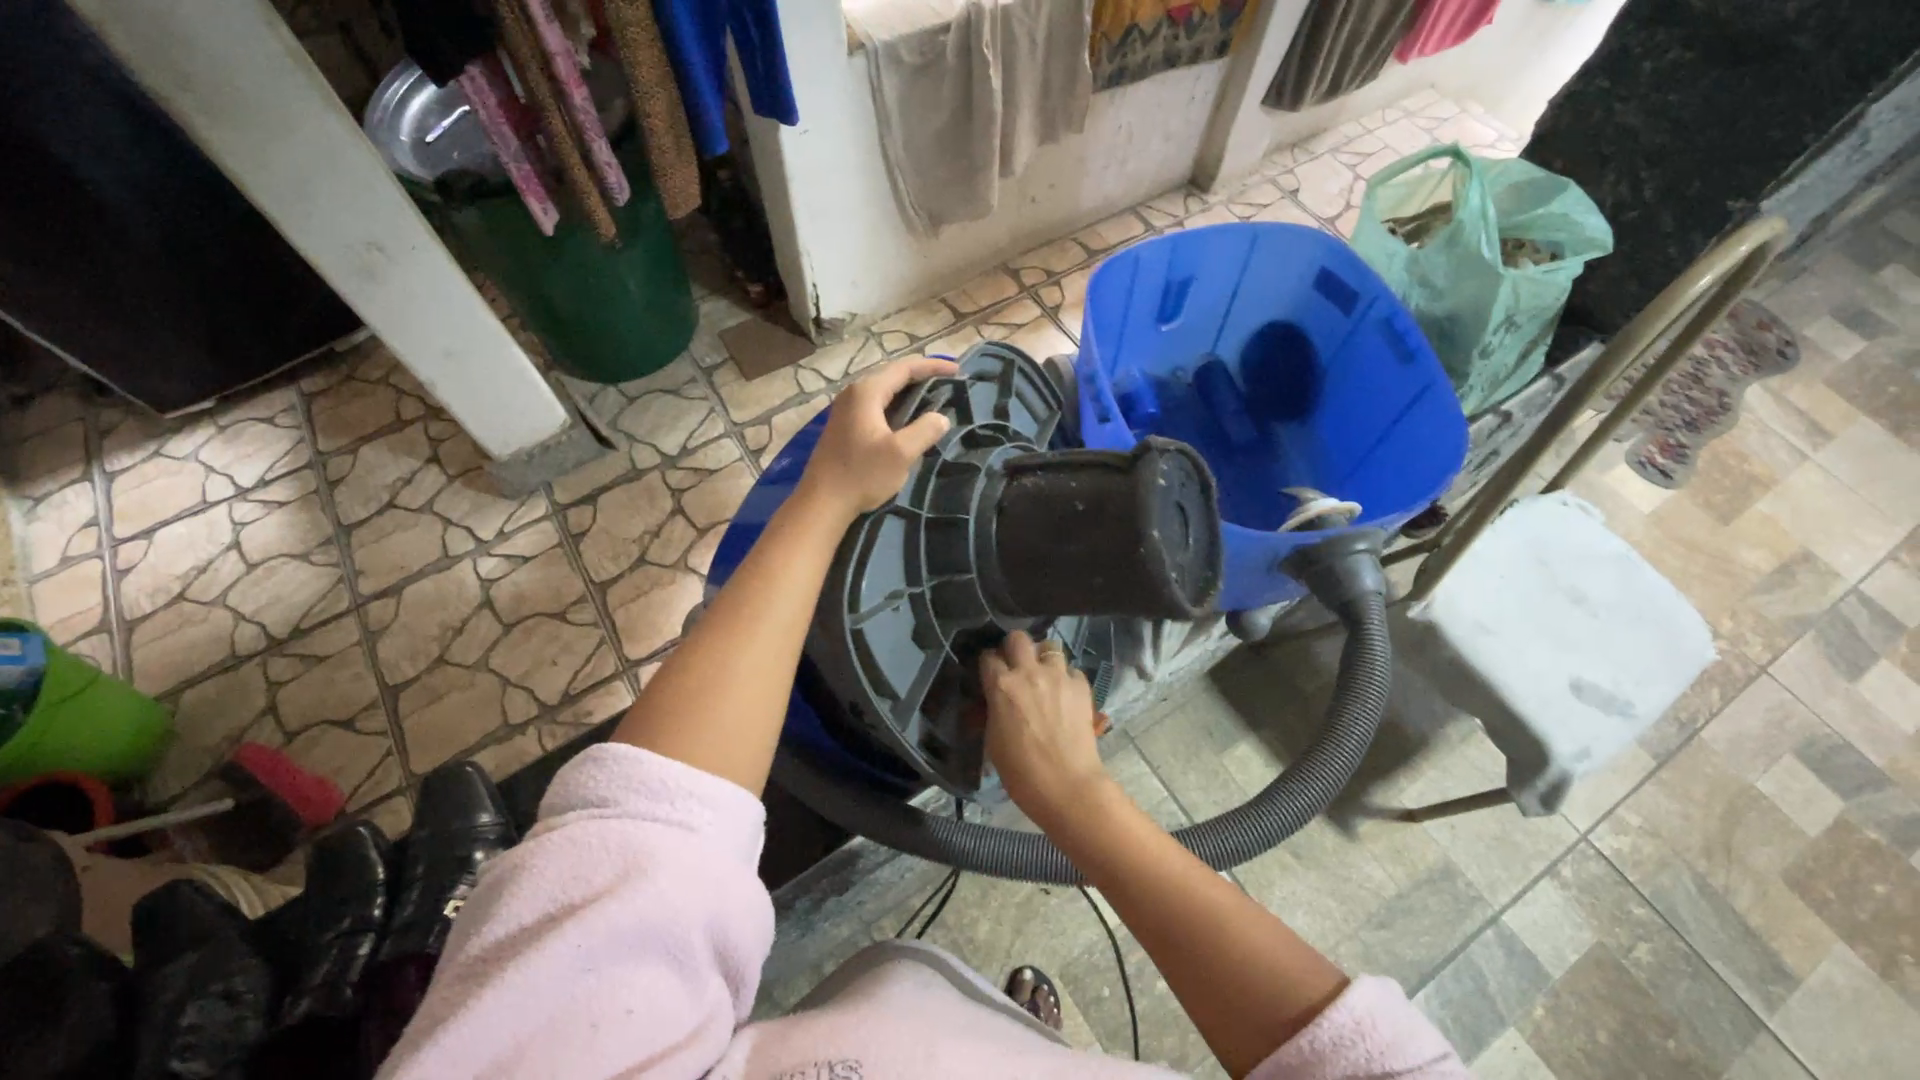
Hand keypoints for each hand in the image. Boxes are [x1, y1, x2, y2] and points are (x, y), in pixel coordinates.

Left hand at [795, 357, 957, 522]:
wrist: (822, 502)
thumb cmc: (861, 475)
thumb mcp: (900, 454)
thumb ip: (925, 431)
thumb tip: (941, 417)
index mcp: (867, 392)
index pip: (905, 367)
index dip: (933, 366)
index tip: (957, 370)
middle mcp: (853, 393)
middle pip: (893, 375)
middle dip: (922, 376)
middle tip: (948, 382)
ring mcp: (845, 409)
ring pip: (884, 391)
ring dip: (909, 391)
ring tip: (934, 397)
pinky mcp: (844, 425)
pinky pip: (876, 405)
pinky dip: (896, 405)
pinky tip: (908, 418)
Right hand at [982, 631, 1113, 829]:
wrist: (1066, 785)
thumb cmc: (1021, 772)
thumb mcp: (993, 740)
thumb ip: (994, 710)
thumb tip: (996, 700)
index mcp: (1001, 686)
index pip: (988, 656)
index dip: (988, 663)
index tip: (991, 672)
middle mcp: (1029, 672)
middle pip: (1018, 638)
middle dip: (1014, 648)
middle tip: (1016, 665)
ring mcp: (1059, 677)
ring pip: (1050, 646)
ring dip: (1044, 658)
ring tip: (1044, 676)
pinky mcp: (1082, 687)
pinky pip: (1072, 670)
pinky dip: (1066, 678)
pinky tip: (1065, 695)